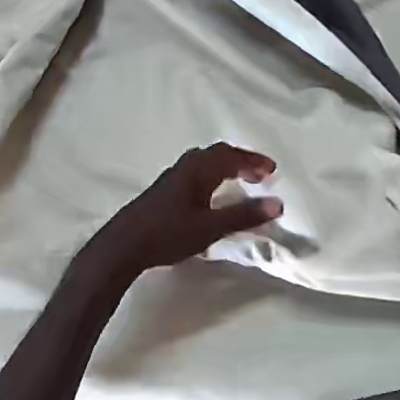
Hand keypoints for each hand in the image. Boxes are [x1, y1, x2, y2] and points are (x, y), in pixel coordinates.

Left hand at [83, 143, 283, 278]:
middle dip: (241, 162)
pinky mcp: (164, 191)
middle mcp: (185, 167)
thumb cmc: (168, 233)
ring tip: (241, 182)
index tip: (272, 170)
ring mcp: (172, 178)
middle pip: (218, 154)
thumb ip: (244, 216)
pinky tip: (212, 195)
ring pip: (205, 163)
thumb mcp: (210, 227)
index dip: (253, 161)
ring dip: (226, 168)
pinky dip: (213, 176)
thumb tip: (277, 203)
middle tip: (261, 175)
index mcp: (198, 169)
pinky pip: (196, 173)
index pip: (231, 156)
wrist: (122, 245)